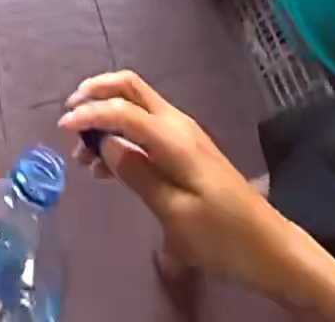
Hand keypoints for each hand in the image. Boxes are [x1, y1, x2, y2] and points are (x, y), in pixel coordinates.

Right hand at [58, 71, 291, 294]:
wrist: (270, 248)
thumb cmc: (222, 234)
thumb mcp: (175, 214)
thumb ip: (137, 174)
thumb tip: (105, 143)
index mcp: (172, 137)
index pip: (122, 109)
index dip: (89, 113)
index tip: (63, 128)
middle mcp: (175, 123)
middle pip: (129, 86)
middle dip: (96, 91)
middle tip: (71, 113)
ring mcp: (181, 132)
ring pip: (134, 105)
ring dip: (105, 115)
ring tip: (84, 152)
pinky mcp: (183, 147)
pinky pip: (143, 125)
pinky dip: (120, 131)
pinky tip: (108, 162)